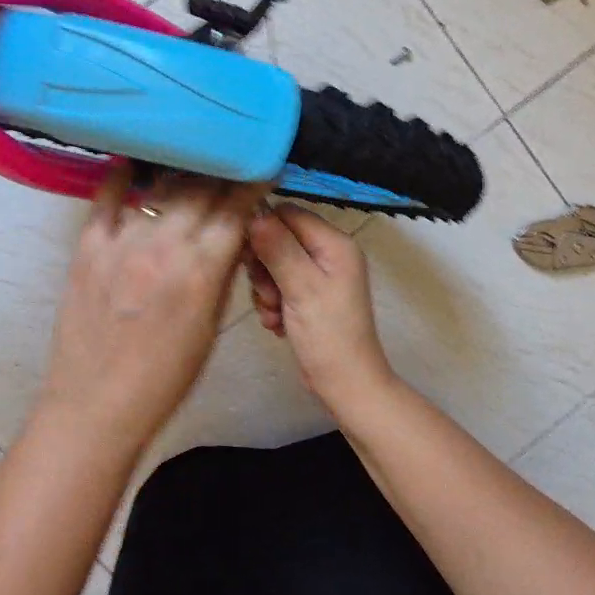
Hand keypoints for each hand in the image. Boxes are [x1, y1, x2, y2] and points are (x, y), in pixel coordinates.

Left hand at [40, 167, 268, 440]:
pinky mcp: (88, 246)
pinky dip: (125, 176)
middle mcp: (164, 245)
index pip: (236, 209)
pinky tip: (137, 163)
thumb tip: (235, 236)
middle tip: (233, 165)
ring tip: (195, 165)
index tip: (263, 171)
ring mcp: (122, 242)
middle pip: (202, 189)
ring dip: (185, 174)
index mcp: (202, 270)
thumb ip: (224, 275)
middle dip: (223, 174)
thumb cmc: (167, 378)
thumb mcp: (211, 327)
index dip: (254, 185)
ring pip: (161, 187)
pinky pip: (108, 197)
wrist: (97, 405)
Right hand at [247, 204, 397, 402]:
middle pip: (279, 239)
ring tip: (274, 314)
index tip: (249, 257)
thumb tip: (255, 212)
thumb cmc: (328, 334)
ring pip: (275, 266)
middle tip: (267, 294)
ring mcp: (321, 276)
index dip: (264, 231)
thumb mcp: (300, 287)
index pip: (289, 214)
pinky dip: (273, 304)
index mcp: (335, 243)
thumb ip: (278, 248)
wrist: (345, 382)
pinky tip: (277, 325)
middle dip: (264, 267)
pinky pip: (280, 288)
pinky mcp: (311, 297)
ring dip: (266, 290)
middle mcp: (330, 253)